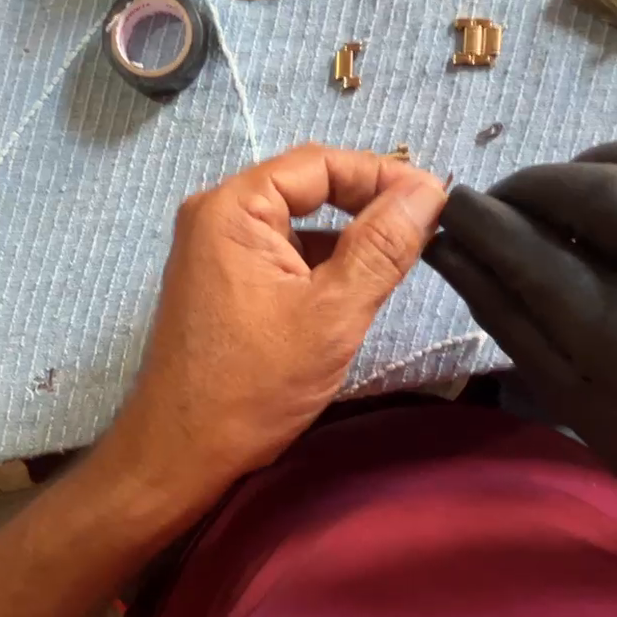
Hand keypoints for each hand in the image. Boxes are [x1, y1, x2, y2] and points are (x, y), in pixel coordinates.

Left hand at [109, 145, 446, 507]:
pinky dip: (318, 264)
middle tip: (422, 228)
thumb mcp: (332, 312)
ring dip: (345, 237)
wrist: (182, 453)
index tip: (434, 199)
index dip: (380, 174)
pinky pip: (279, 254)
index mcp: (232, 208)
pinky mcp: (220, 283)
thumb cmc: (253, 384)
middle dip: (365, 204)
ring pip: (295, 224)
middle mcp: (215, 216)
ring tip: (396, 260)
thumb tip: (429, 190)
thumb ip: (383, 246)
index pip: (318, 163)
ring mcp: (213, 250)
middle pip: (305, 188)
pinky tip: (351, 288)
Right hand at [423, 137, 616, 550]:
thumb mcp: (560, 388)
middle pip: (604, 192)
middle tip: (511, 198)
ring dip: (609, 160)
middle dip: (538, 183)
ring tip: (580, 183)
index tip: (453, 203)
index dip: (479, 217)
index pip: (530, 252)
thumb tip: (444, 246)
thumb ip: (502, 312)